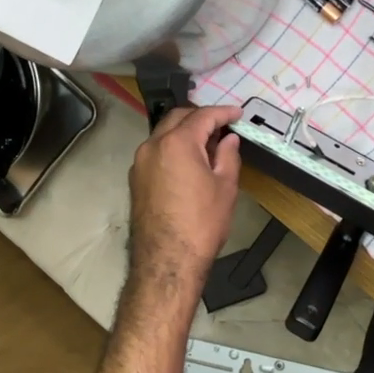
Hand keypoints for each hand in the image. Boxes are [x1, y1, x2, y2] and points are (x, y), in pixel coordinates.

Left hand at [128, 106, 243, 283]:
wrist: (167, 260)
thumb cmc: (202, 223)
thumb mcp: (225, 187)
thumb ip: (228, 156)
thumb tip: (229, 139)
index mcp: (177, 143)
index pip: (202, 116)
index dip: (223, 112)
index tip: (238, 114)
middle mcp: (152, 145)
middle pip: (177, 118)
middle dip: (200, 117)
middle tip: (222, 126)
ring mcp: (140, 162)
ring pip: (163, 134)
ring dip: (184, 133)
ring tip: (207, 145)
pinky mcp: (135, 179)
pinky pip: (155, 152)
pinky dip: (172, 148)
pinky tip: (189, 162)